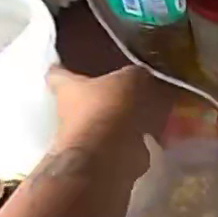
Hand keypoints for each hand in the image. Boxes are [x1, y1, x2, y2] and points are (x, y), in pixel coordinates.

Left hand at [46, 65, 173, 168]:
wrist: (110, 154)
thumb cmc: (110, 108)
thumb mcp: (131, 79)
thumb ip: (139, 74)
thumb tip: (147, 77)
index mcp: (67, 88)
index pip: (58, 73)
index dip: (67, 66)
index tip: (78, 62)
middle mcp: (70, 111)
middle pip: (85, 98)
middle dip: (104, 94)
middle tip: (130, 86)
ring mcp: (88, 135)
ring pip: (107, 120)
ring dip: (125, 117)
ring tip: (152, 109)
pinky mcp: (106, 154)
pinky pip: (126, 139)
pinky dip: (140, 136)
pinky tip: (159, 131)